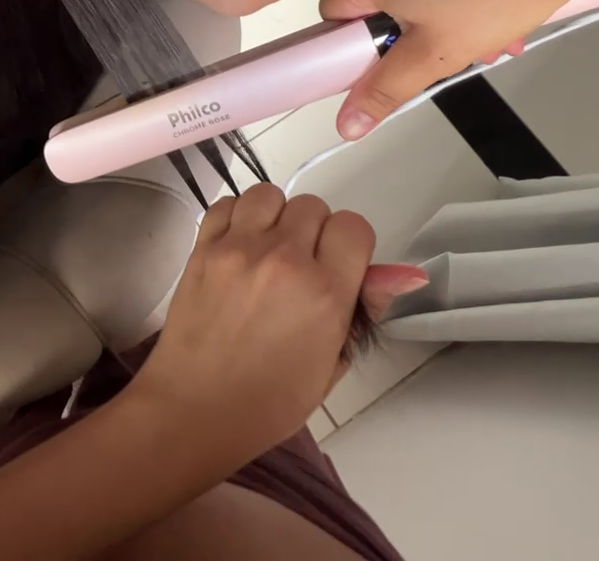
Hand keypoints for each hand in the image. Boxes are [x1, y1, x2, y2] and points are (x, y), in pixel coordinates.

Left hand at [128, 185, 425, 461]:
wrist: (197, 405)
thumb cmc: (271, 400)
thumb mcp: (333, 362)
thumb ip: (363, 308)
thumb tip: (401, 273)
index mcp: (324, 291)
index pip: (354, 226)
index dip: (351, 245)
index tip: (339, 267)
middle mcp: (282, 258)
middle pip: (313, 206)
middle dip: (315, 231)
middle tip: (303, 265)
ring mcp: (237, 248)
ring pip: (269, 194)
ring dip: (275, 215)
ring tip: (268, 248)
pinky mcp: (201, 246)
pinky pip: (226, 203)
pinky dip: (236, 215)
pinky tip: (237, 244)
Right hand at [320, 0, 598, 139]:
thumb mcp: (437, 53)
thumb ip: (384, 89)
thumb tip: (348, 125)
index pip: (333, 27)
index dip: (367, 50)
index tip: (405, 58)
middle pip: (365, 4)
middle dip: (403, 31)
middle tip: (449, 45)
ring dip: (427, 11)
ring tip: (480, 26)